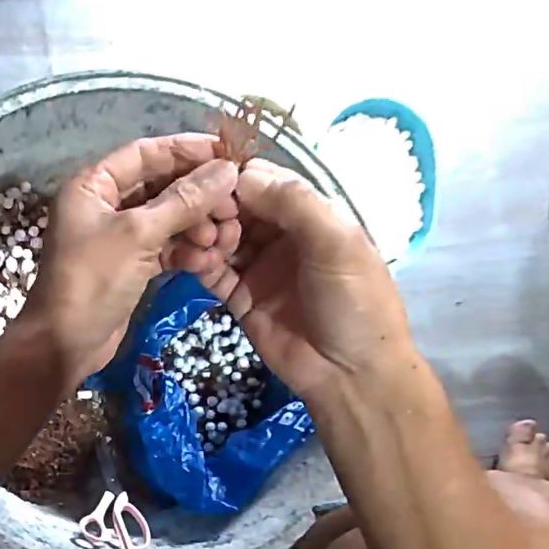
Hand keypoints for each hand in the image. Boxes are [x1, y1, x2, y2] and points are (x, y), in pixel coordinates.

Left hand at [25, 134, 239, 383]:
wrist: (66, 344)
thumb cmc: (93, 280)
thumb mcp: (138, 234)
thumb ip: (184, 200)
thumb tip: (228, 170)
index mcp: (94, 186)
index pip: (146, 153)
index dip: (188, 151)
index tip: (229, 155)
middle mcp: (104, 206)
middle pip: (161, 187)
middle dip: (198, 197)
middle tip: (232, 209)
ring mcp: (117, 238)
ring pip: (166, 220)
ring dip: (197, 228)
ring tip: (222, 241)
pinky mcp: (129, 267)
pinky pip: (164, 249)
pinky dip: (185, 253)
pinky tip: (208, 262)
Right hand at [189, 160, 410, 401]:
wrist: (347, 372)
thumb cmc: (355, 301)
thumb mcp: (336, 242)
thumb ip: (294, 204)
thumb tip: (242, 176)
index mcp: (313, 216)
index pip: (268, 184)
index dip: (240, 179)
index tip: (213, 180)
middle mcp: (283, 237)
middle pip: (240, 209)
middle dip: (218, 208)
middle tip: (202, 215)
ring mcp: (259, 268)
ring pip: (223, 238)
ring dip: (207, 234)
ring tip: (199, 240)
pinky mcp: (239, 298)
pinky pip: (213, 273)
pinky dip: (200, 263)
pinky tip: (193, 259)